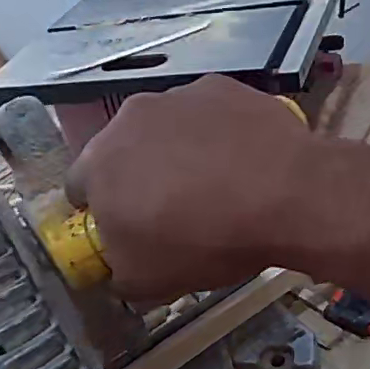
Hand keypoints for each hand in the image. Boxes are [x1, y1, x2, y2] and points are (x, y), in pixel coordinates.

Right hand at [67, 76, 318, 299]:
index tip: (132, 230)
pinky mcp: (222, 87)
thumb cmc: (208, 240)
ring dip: (179, 151)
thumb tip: (120, 269)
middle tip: (177, 208)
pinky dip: (218, 132)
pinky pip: (209, 114)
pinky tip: (244, 158)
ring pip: (167, 128)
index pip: (81, 190)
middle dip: (142, 177)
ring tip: (219, 182)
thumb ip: (119, 273)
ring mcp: (179, 95)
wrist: (288, 195)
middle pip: (124, 152)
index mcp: (99, 165)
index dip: (104, 213)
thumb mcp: (151, 281)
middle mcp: (130, 118)